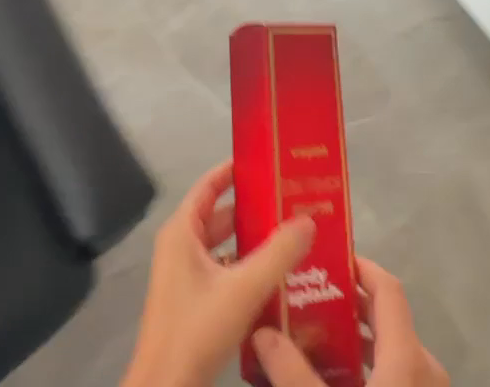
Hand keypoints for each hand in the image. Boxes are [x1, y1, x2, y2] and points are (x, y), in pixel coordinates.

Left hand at [121, 161, 317, 386]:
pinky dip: (248, 268)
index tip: (268, 161)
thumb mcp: (243, 288)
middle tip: (293, 201)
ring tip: (294, 236)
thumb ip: (278, 253)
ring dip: (254, 241)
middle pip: (220, 216)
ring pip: (224, 247)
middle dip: (255, 208)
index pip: (209, 186)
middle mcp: (180, 248)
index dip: (234, 170)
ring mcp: (185, 277)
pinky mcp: (193, 302)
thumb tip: (309, 219)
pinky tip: (280, 276)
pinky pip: (224, 272)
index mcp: (181, 232)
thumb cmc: (197, 328)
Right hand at [252, 258, 448, 386]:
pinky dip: (364, 370)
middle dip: (345, 306)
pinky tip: (327, 381)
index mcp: (406, 359)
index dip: (361, 267)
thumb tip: (262, 332)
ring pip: (389, 351)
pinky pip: (393, 377)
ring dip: (353, 340)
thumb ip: (290, 372)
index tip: (327, 259)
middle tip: (306, 299)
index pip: (388, 291)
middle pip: (386, 320)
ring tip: (309, 338)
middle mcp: (423, 370)